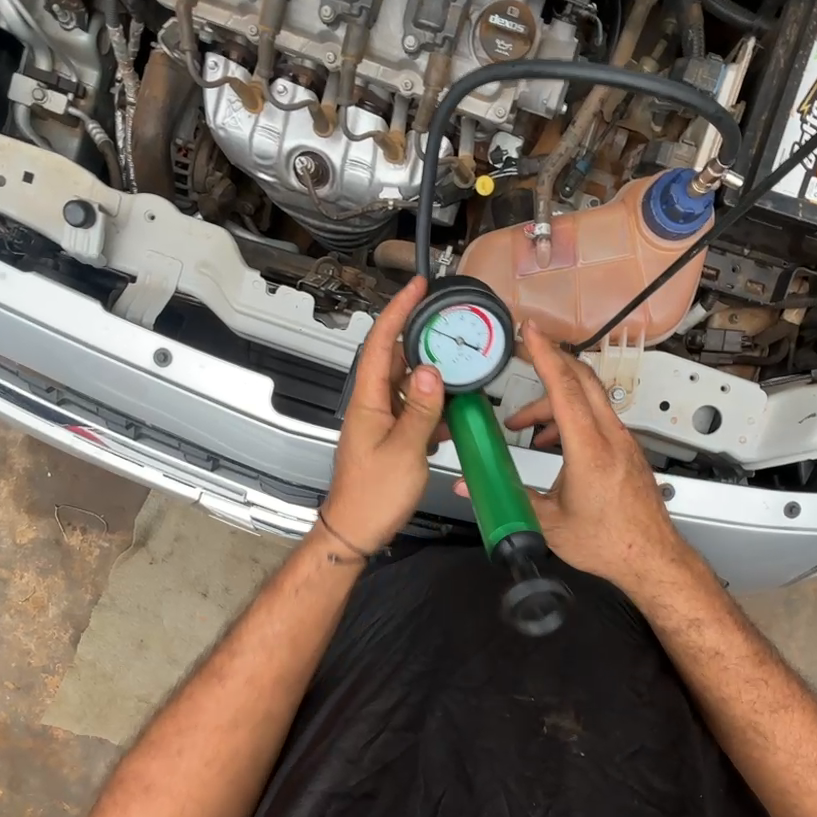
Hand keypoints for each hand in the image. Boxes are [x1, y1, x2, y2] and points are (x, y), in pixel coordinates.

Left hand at [317, 277, 446, 555]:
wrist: (356, 528)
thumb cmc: (372, 496)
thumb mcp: (405, 450)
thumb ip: (422, 409)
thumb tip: (434, 372)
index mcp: (369, 401)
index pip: (381, 343)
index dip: (398, 311)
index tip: (416, 287)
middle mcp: (372, 405)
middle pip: (396, 359)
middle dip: (421, 338)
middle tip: (448, 325)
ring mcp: (381, 421)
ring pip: (409, 385)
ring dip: (432, 376)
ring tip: (459, 368)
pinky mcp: (390, 437)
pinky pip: (414, 410)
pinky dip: (434, 406)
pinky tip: (452, 414)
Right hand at [474, 323, 703, 596]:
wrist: (651, 559)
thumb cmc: (609, 544)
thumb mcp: (548, 522)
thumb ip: (506, 497)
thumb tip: (471, 488)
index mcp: (589, 450)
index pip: (565, 389)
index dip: (544, 356)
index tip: (529, 333)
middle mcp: (610, 437)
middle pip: (582, 379)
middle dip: (550, 362)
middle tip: (524, 351)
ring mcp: (622, 441)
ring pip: (588, 399)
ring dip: (554, 401)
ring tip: (524, 425)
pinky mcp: (626, 450)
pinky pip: (597, 418)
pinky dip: (571, 417)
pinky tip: (553, 443)